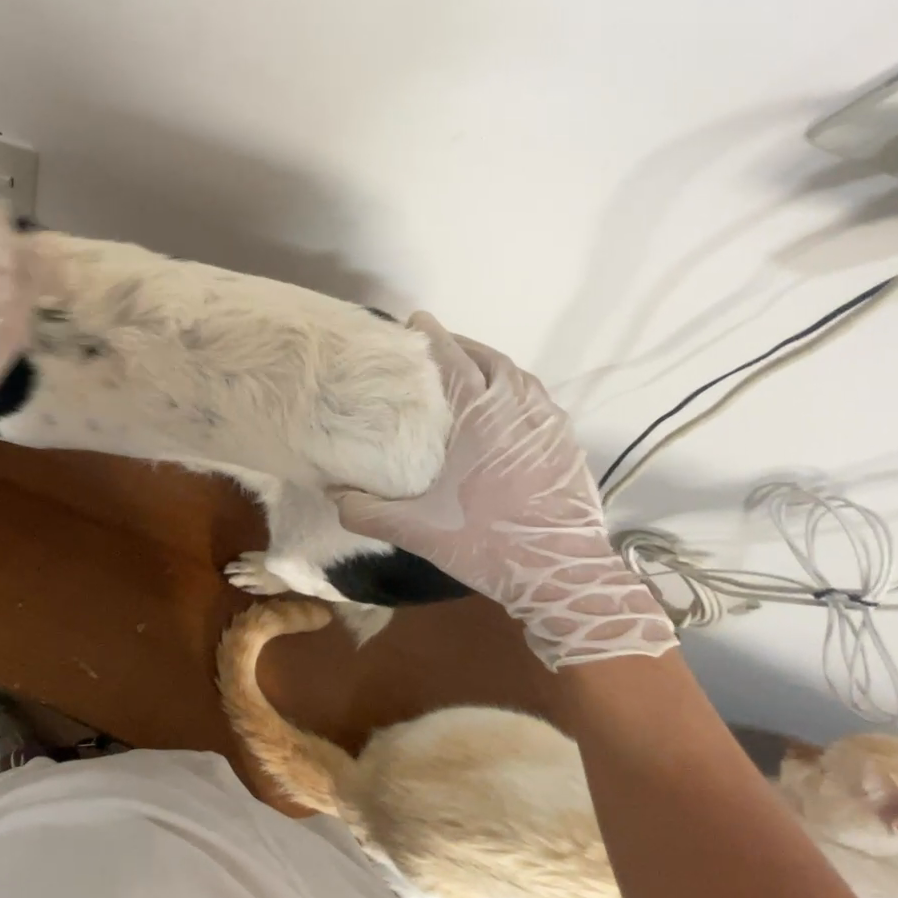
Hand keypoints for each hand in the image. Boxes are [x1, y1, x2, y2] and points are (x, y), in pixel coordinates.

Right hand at [333, 313, 677, 668]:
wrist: (562, 576)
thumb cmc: (485, 544)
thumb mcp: (412, 530)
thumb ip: (363, 510)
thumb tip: (331, 492)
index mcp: (483, 422)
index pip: (456, 363)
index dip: (435, 338)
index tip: (415, 321)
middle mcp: (520, 414)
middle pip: (491, 361)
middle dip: (461, 347)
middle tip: (432, 346)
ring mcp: (549, 429)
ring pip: (519, 379)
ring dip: (490, 366)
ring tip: (463, 370)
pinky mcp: (567, 447)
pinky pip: (537, 400)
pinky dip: (514, 390)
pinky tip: (500, 407)